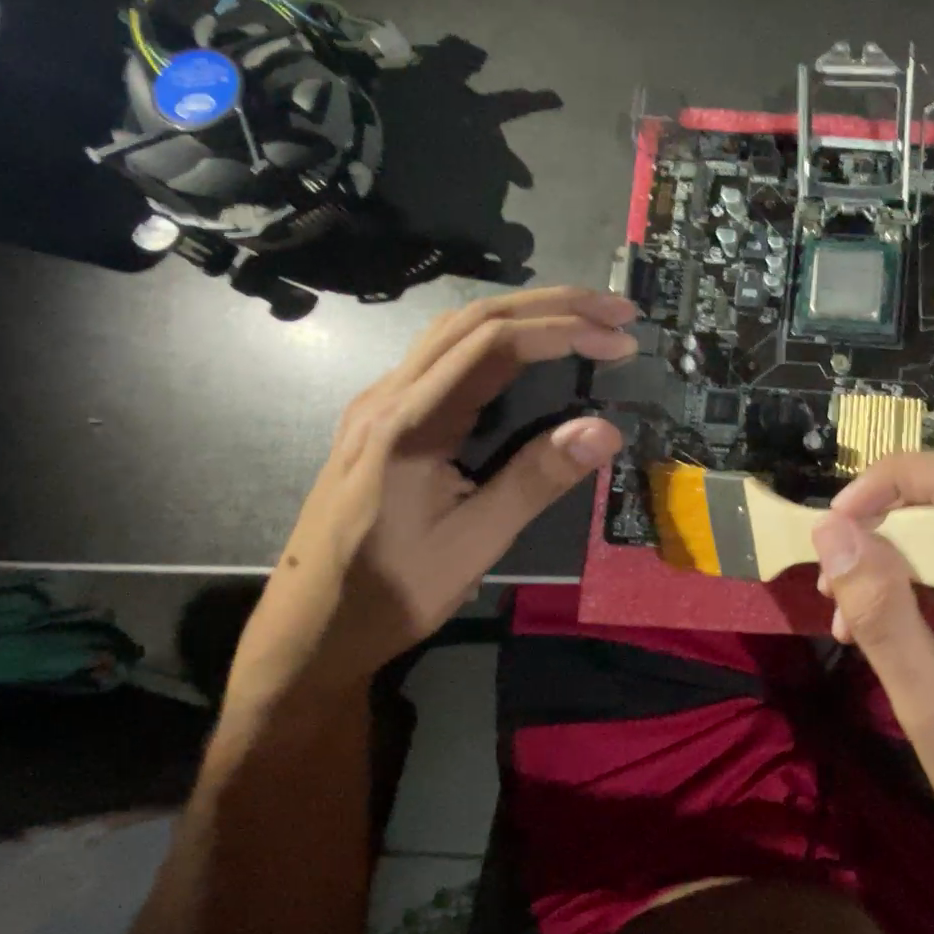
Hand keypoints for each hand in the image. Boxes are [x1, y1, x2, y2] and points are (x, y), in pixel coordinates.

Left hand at [232, 288, 637, 691]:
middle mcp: (389, 396)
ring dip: (522, 314)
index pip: (495, 346)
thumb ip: (537, 480)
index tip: (621, 342)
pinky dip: (495, 337)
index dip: (565, 332)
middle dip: (552, 305)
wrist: (312, 627)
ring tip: (582, 320)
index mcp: (411, 423)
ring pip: (452, 331)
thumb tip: (605, 430)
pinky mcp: (380, 420)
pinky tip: (524, 354)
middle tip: (616, 312)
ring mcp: (378, 404)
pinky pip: (440, 355)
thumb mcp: (476, 542)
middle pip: (473, 320)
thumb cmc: (396, 590)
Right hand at [811, 453, 933, 874]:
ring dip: (896, 555)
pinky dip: (918, 579)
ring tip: (847, 614)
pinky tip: (883, 623)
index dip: (891, 483)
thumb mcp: (928, 705)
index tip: (833, 526)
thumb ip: (883, 615)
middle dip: (887, 520)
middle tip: (833, 576)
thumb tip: (833, 533)